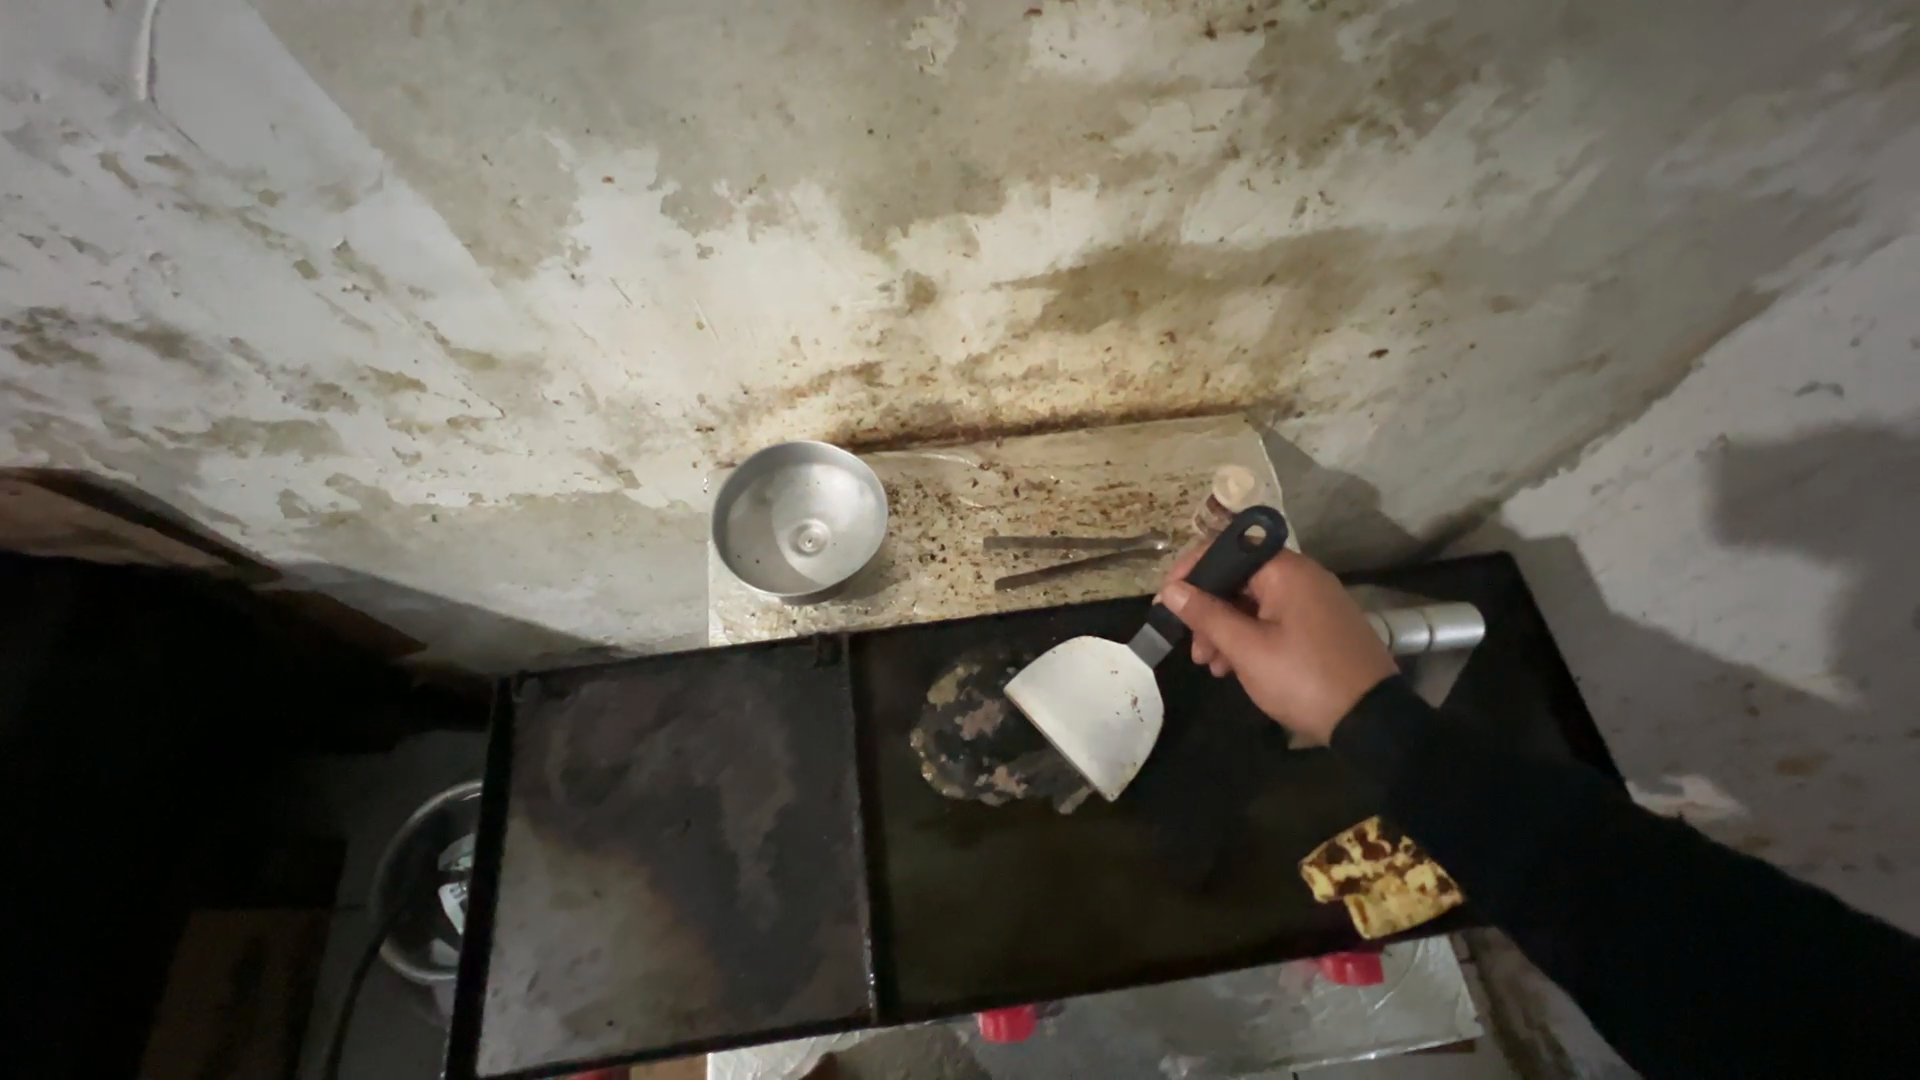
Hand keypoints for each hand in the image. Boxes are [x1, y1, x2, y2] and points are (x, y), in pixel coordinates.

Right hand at [1157, 546, 1396, 744]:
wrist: (1372, 721)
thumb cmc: (1303, 678)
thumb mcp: (1247, 648)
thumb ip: (1206, 614)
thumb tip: (1171, 589)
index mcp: (1285, 572)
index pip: (1226, 550)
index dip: (1191, 571)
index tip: (1167, 600)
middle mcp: (1301, 577)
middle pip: (1238, 578)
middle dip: (1207, 609)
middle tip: (1190, 644)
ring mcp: (1313, 602)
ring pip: (1252, 603)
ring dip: (1224, 628)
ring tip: (1209, 665)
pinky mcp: (1319, 626)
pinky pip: (1272, 620)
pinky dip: (1249, 637)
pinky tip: (1233, 668)